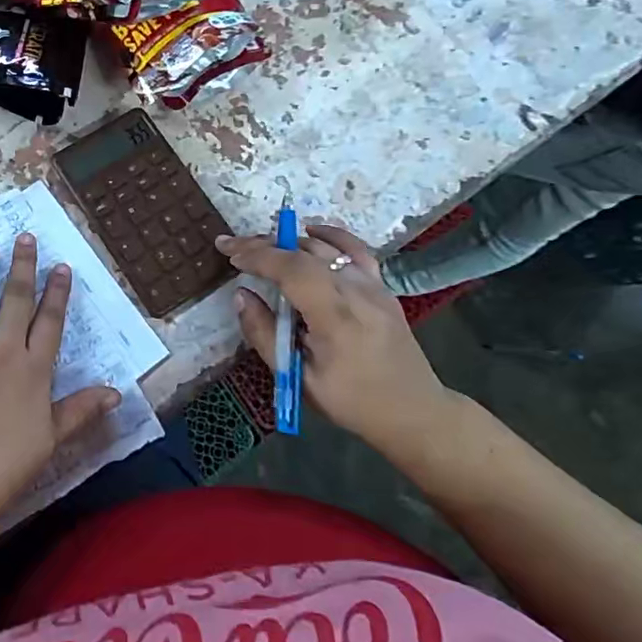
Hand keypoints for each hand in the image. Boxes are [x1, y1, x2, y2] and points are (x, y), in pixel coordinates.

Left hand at [0, 234, 120, 528]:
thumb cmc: (4, 466)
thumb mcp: (50, 439)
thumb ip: (80, 410)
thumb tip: (116, 393)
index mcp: (34, 369)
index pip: (50, 319)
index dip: (57, 291)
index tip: (61, 267)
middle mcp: (3, 350)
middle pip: (15, 298)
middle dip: (23, 265)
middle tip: (25, 238)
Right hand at [216, 226, 458, 459]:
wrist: (412, 409)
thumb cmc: (351, 401)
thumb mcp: (298, 377)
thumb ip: (265, 334)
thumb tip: (242, 295)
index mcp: (336, 316)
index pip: (291, 269)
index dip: (257, 256)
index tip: (229, 254)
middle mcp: (357, 290)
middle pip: (305, 251)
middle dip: (264, 244)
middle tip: (232, 245)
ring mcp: (373, 285)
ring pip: (326, 248)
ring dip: (288, 241)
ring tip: (259, 246)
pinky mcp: (382, 286)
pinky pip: (355, 250)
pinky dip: (329, 236)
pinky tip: (309, 232)